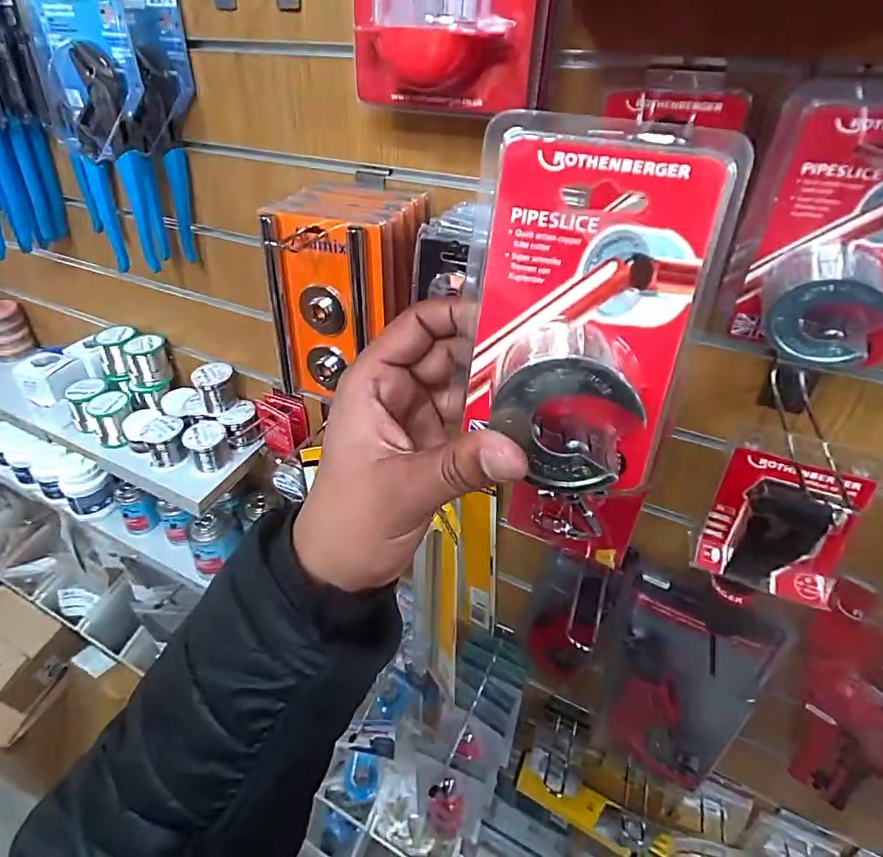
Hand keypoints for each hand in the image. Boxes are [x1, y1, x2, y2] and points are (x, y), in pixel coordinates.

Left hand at [292, 299, 527, 592]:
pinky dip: (494, 415)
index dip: (453, 313)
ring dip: (495, 380)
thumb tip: (516, 453)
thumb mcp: (402, 488)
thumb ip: (459, 466)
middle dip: (487, 345)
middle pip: (447, 352)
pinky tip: (526, 412)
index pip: (415, 328)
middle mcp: (398, 390)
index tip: (501, 312)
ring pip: (462, 383)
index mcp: (374, 382)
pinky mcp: (435, 443)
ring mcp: (418, 416)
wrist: (340, 571)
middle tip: (538, 344)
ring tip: (542, 373)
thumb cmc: (351, 519)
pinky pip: (469, 416)